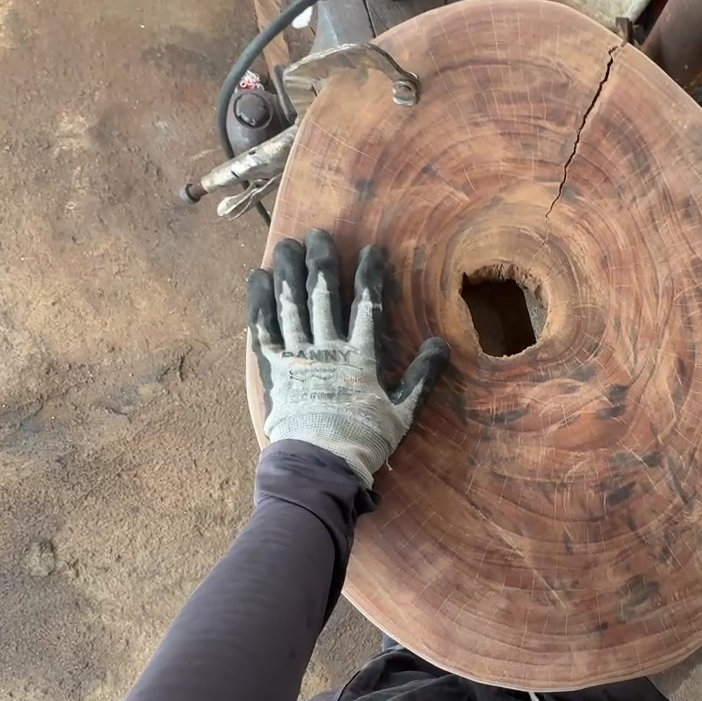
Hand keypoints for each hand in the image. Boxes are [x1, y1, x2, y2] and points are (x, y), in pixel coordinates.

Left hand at [248, 230, 449, 486]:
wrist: (319, 466)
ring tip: (289, 243)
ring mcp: (296, 356)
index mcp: (360, 357)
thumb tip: (442, 345)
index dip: (370, 275)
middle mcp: (326, 348)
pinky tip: (260, 276)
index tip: (372, 251)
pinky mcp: (273, 368)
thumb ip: (421, 377)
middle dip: (323, 261)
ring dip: (290, 270)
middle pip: (323, 295)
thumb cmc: (364, 441)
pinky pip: (263, 326)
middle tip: (321, 234)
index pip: (367, 305)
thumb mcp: (401, 413)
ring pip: (291, 303)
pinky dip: (260, 300)